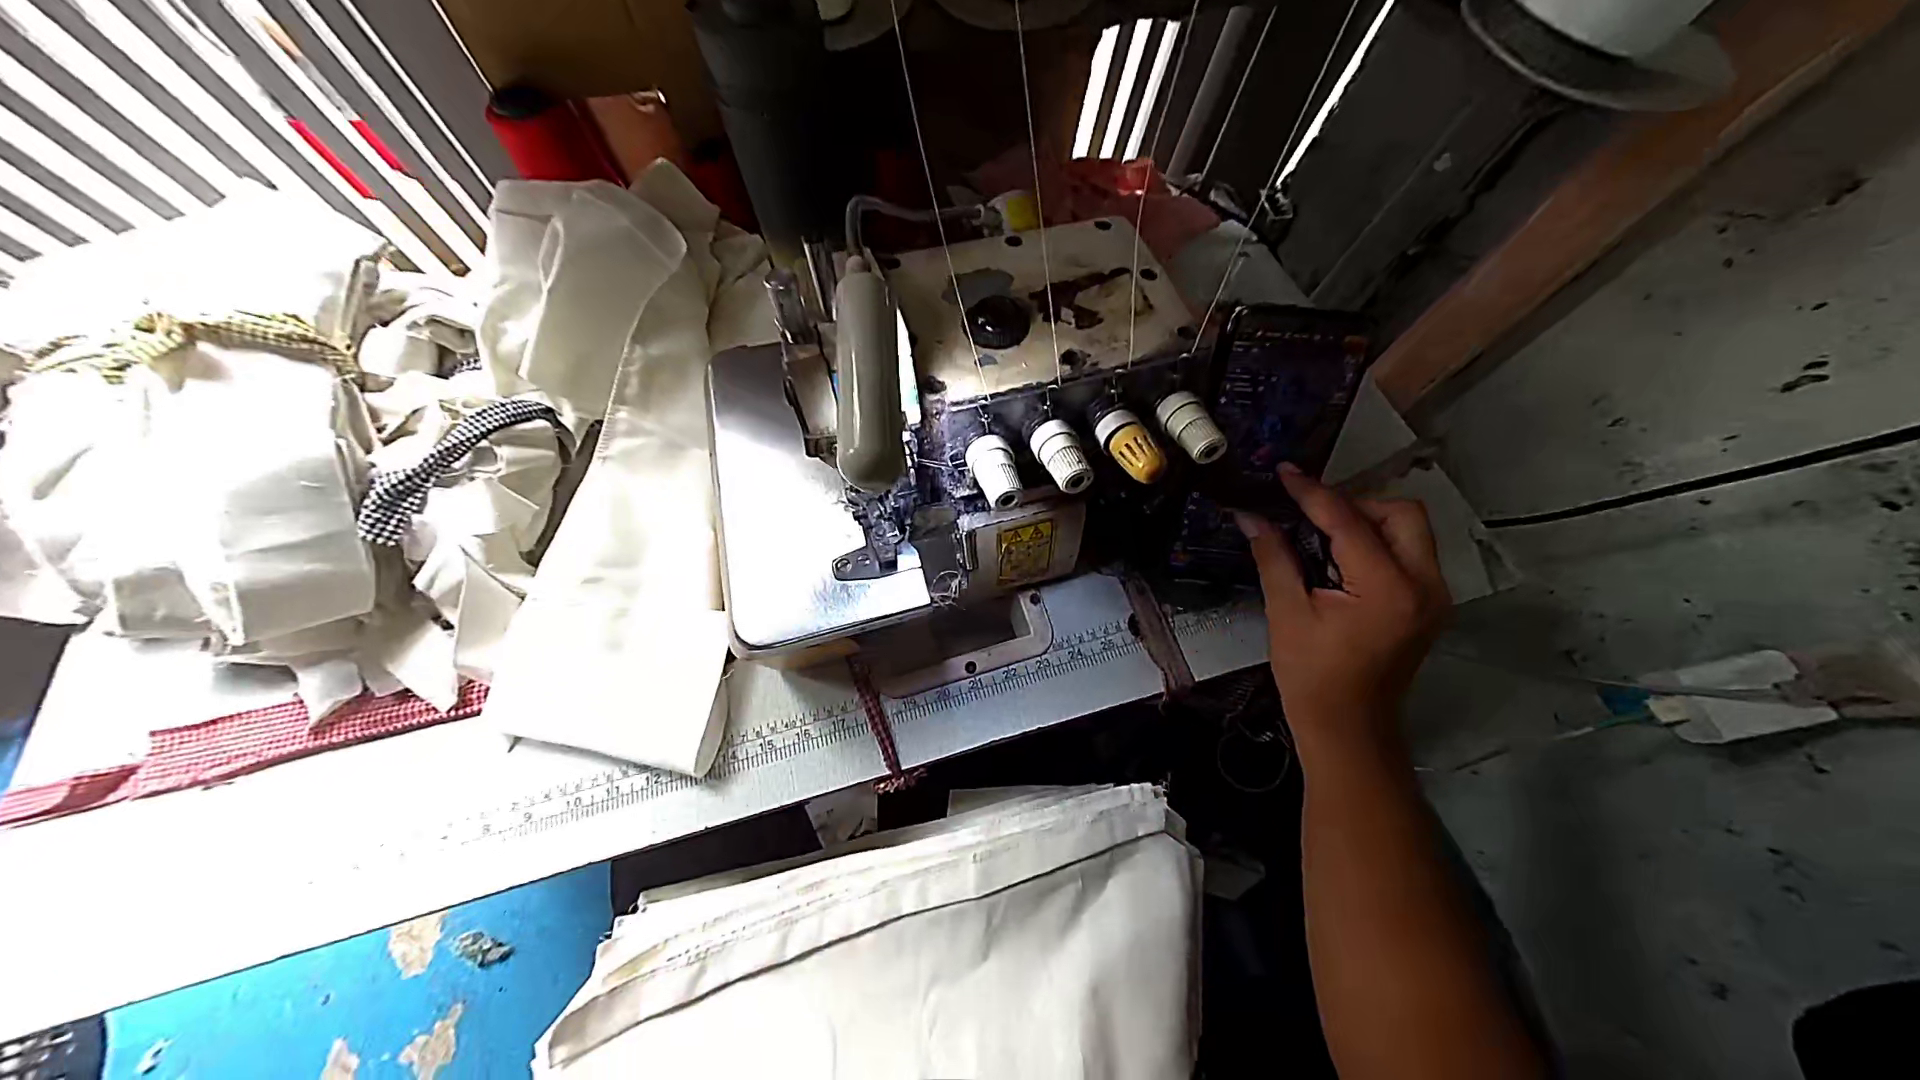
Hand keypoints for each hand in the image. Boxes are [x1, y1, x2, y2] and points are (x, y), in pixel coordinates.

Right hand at [1236, 465, 1449, 759]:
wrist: (1348, 728)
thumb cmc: (1312, 677)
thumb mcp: (1287, 613)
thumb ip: (1274, 557)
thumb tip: (1251, 517)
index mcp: (1387, 589)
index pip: (1350, 522)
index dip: (1313, 493)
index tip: (1285, 473)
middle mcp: (1424, 585)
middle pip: (1401, 513)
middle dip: (1354, 504)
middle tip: (1309, 514)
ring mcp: (1434, 596)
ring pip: (1410, 531)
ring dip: (1367, 521)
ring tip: (1320, 534)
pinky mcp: (1429, 605)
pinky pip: (1409, 554)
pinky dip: (1376, 544)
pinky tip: (1340, 558)